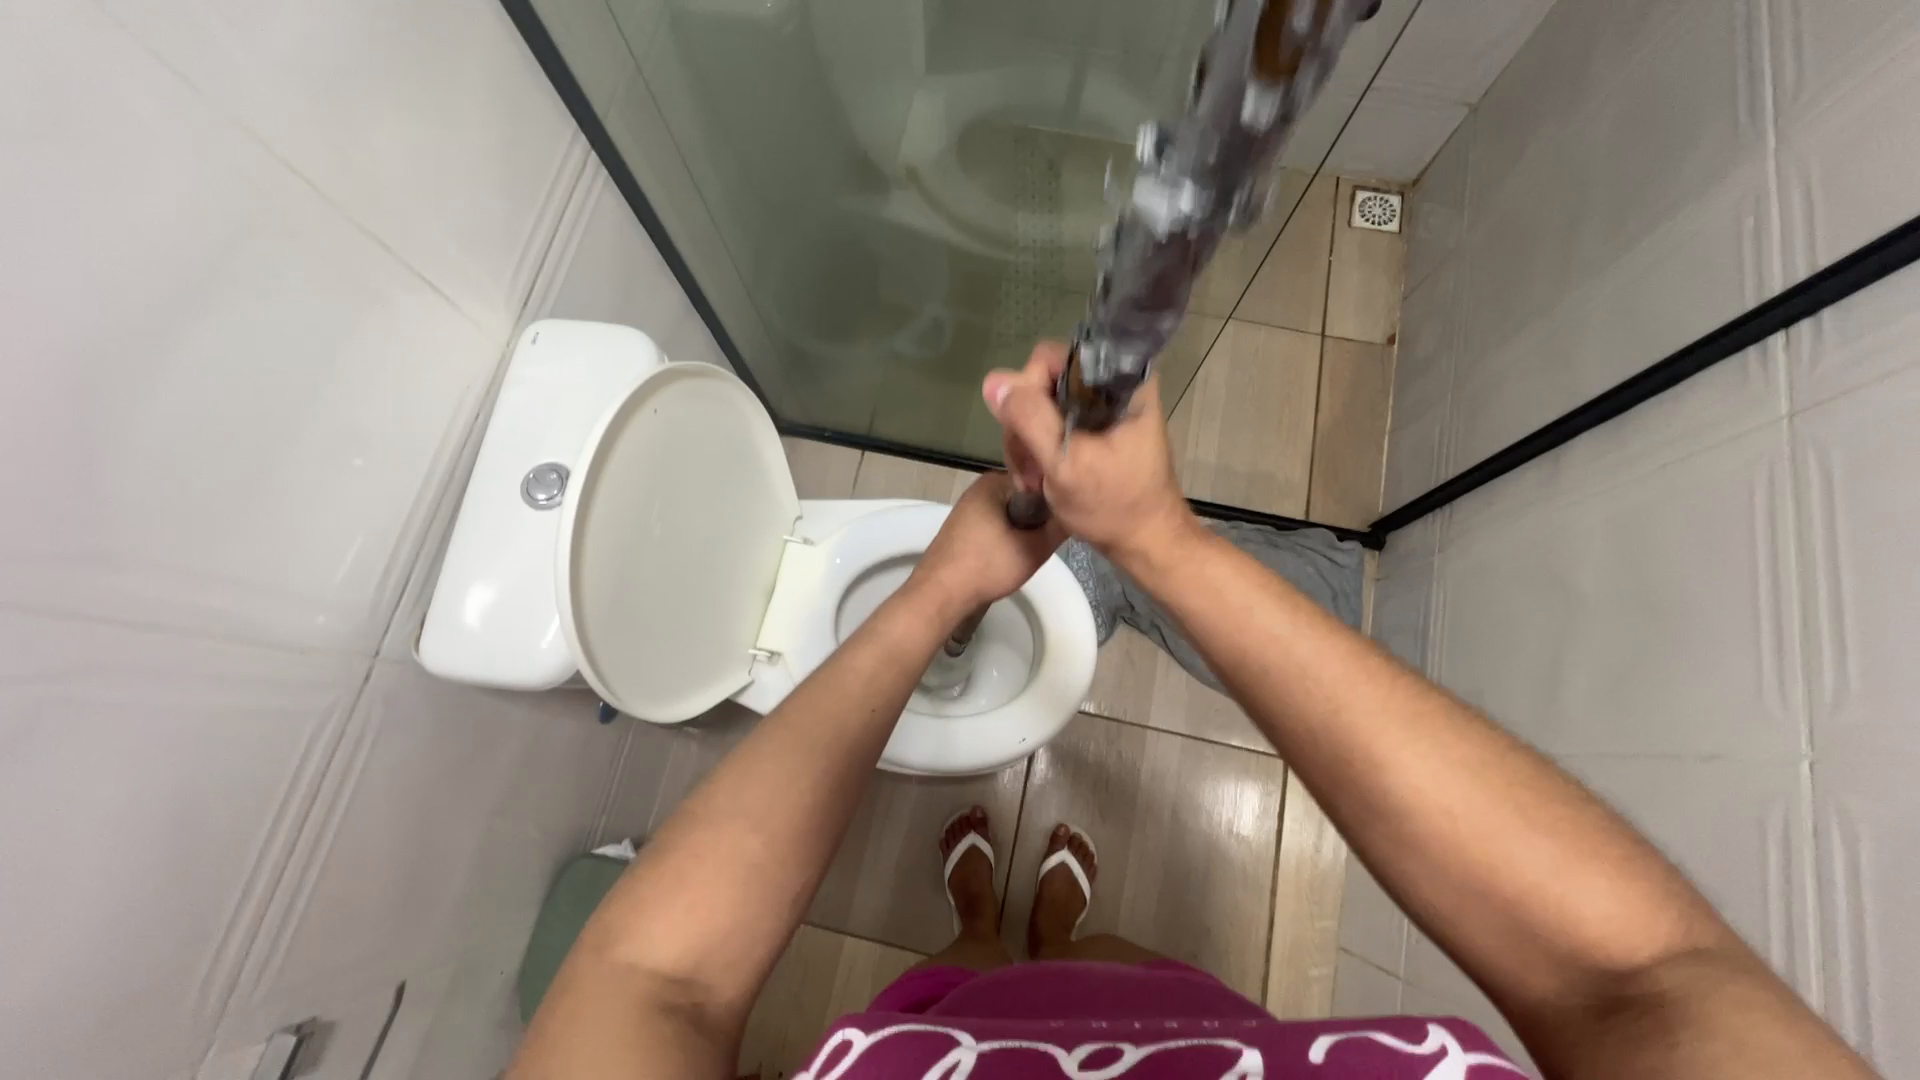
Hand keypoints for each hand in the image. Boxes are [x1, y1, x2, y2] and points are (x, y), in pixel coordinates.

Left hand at [907, 471, 1066, 623]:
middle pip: (1026, 495)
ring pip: (1012, 511)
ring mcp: (970, 506)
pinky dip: (1009, 534)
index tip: (1069, 517)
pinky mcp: (965, 526)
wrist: (940, 594)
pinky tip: (1014, 552)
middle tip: (1052, 537)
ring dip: (1025, 527)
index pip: (1040, 478)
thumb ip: (1060, 527)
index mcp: (994, 481)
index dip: (1058, 498)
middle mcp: (980, 487)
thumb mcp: (1034, 549)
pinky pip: (998, 522)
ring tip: (1035, 546)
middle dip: (1041, 514)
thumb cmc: (987, 566)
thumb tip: (1077, 511)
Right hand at [982, 342, 1199, 566]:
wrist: (1145, 543)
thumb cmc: (1114, 507)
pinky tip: (1041, 480)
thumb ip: (1030, 419)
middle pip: (1041, 384)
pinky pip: (1050, 426)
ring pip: (1039, 408)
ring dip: (1028, 445)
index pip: (1051, 360)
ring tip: (1036, 482)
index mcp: (1119, 381)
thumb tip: (994, 382)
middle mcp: (1111, 385)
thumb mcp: (1066, 464)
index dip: (1028, 393)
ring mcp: (1101, 409)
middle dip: (1025, 427)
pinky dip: (1039, 452)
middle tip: (1032, 472)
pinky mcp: (1093, 430)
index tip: (1028, 436)